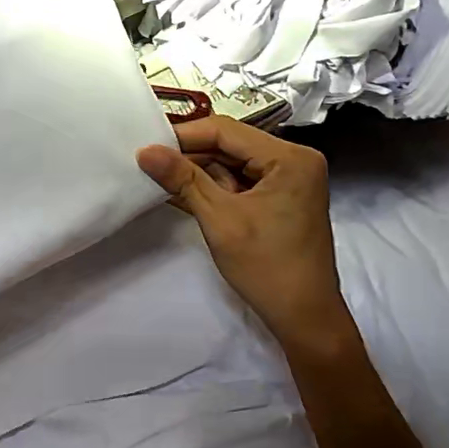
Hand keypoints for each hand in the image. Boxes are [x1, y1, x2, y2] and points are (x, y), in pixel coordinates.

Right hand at [137, 116, 348, 352]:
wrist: (304, 316)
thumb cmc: (266, 267)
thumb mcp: (219, 219)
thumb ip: (183, 179)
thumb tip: (144, 151)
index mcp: (289, 158)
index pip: (227, 131)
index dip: (184, 136)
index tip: (147, 144)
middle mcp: (295, 159)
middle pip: (231, 144)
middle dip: (190, 155)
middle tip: (149, 162)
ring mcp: (290, 179)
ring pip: (233, 163)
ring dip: (199, 172)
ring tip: (158, 177)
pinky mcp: (281, 197)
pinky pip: (242, 181)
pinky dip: (214, 187)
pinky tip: (180, 191)